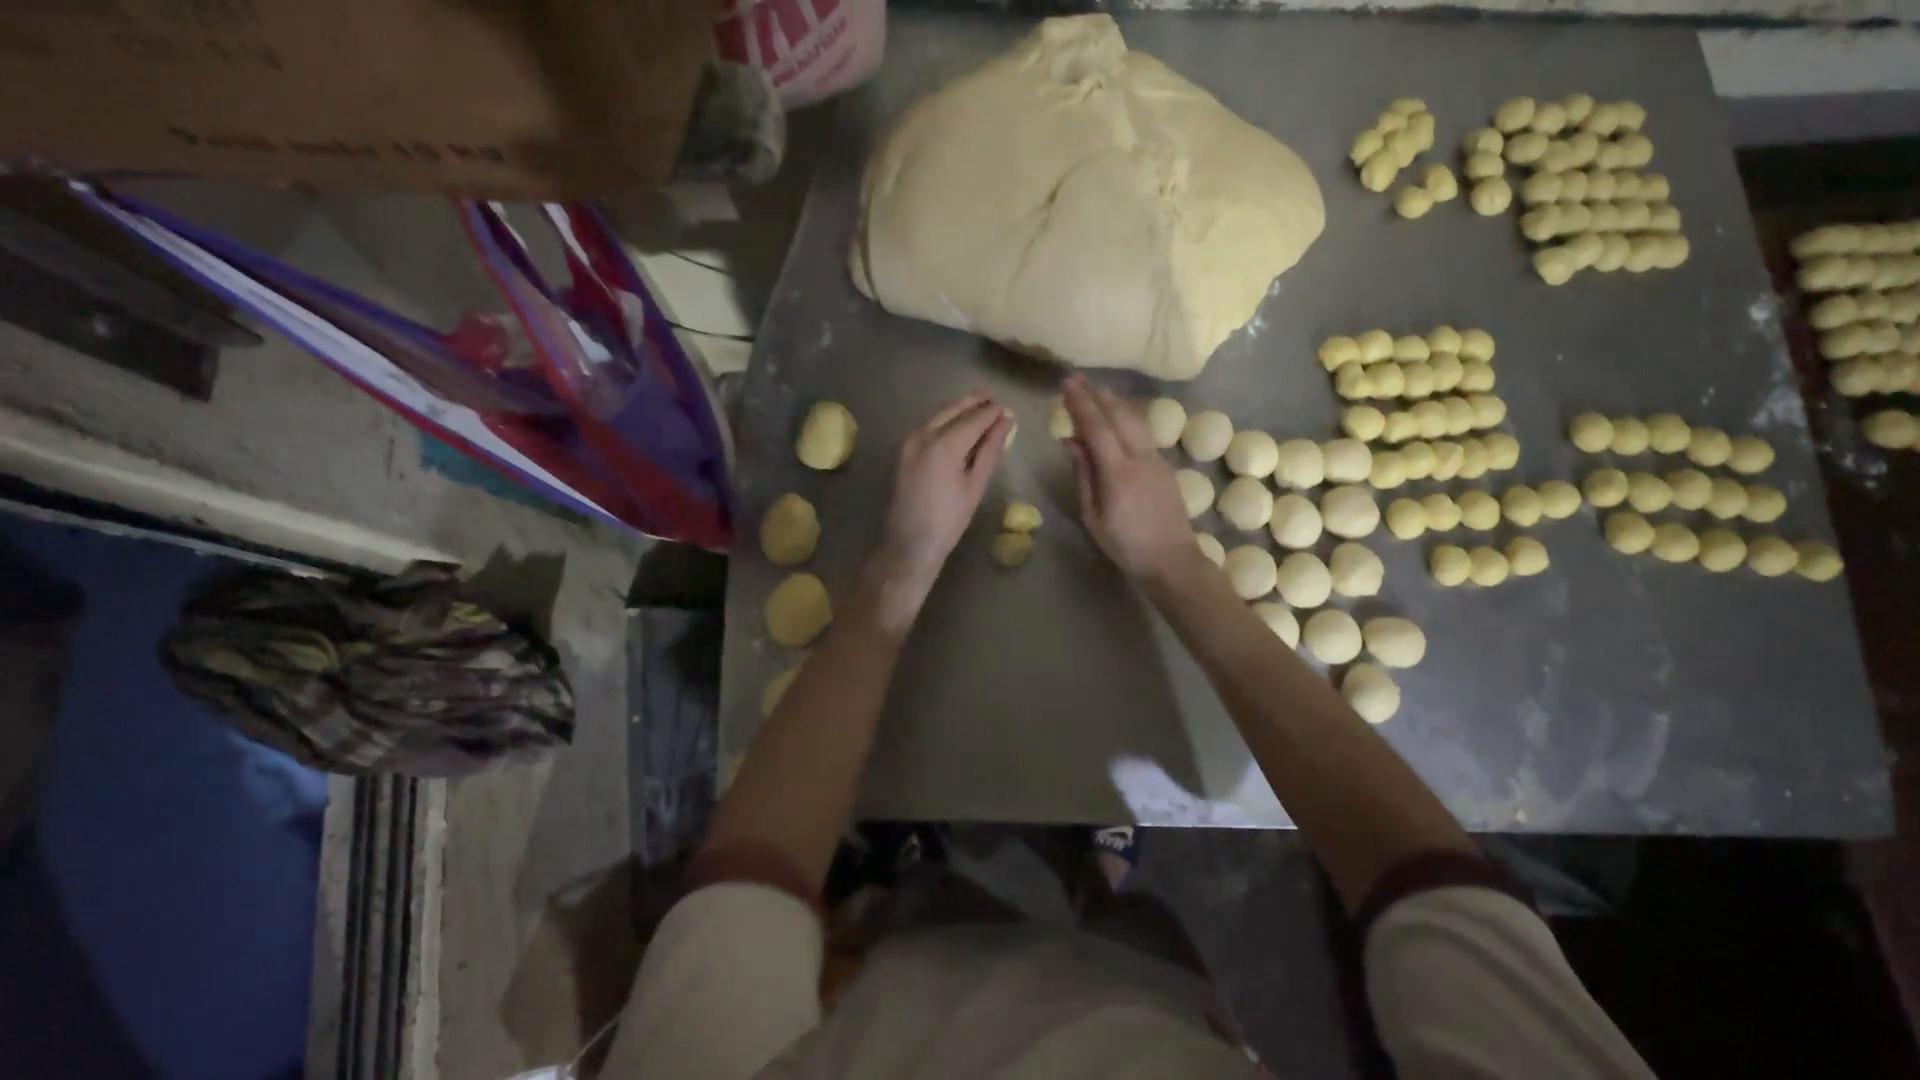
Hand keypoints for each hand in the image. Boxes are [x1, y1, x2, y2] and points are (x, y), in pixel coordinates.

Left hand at [864, 394, 1010, 630]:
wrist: (910, 542)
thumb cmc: (949, 520)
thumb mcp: (976, 485)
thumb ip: (991, 449)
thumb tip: (1006, 421)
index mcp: (944, 445)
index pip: (974, 418)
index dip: (993, 412)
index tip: (1009, 410)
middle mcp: (923, 435)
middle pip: (954, 409)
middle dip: (976, 403)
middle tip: (996, 402)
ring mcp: (909, 440)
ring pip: (939, 414)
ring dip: (960, 409)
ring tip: (982, 410)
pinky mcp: (904, 449)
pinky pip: (929, 425)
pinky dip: (946, 420)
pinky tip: (959, 426)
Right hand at [1062, 375, 1197, 585]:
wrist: (1172, 560)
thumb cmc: (1126, 545)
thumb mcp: (1093, 516)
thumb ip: (1083, 474)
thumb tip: (1071, 441)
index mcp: (1118, 473)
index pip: (1096, 427)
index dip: (1080, 403)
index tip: (1065, 384)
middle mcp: (1140, 458)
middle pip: (1118, 414)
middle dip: (1096, 393)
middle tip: (1075, 378)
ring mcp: (1156, 459)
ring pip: (1135, 419)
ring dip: (1114, 401)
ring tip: (1095, 389)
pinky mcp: (1165, 464)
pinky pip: (1142, 431)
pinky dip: (1126, 416)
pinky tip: (1116, 414)